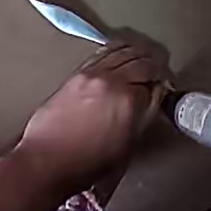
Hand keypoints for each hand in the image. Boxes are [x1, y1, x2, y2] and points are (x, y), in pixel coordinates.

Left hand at [14, 42, 165, 186]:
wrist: (47, 162)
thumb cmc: (89, 161)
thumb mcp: (130, 143)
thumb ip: (147, 113)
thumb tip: (156, 94)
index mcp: (130, 100)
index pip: (155, 82)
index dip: (162, 84)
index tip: (164, 86)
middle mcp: (112, 81)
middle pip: (142, 62)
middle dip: (154, 65)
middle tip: (158, 71)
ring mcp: (92, 75)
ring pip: (123, 51)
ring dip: (137, 52)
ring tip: (143, 56)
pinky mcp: (77, 75)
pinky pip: (102, 53)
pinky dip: (116, 49)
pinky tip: (121, 50)